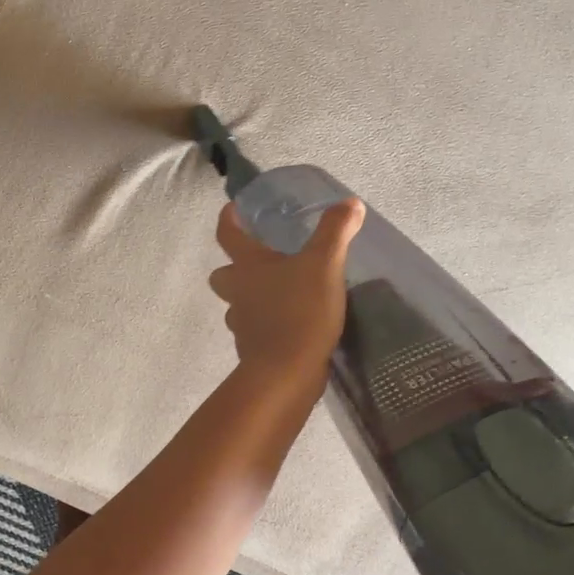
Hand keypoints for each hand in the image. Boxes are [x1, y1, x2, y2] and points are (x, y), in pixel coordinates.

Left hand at [209, 198, 365, 383]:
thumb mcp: (324, 265)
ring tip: (282, 295)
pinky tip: (291, 326)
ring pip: (237, 303)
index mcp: (247, 266)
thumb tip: (350, 202)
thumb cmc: (300, 310)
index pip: (226, 234)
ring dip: (252, 298)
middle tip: (261, 262)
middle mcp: (236, 292)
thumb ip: (335, 232)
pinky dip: (267, 325)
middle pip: (223, 274)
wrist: (286, 372)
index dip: (228, 219)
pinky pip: (254, 330)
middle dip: (235, 268)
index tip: (232, 209)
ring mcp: (241, 322)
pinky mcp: (252, 349)